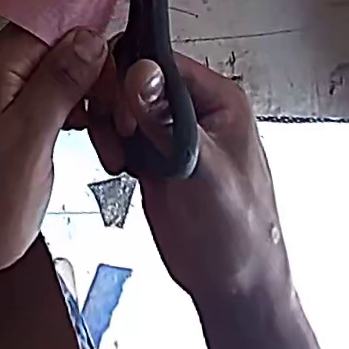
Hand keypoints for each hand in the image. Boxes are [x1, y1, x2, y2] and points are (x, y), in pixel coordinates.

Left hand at [0, 24, 107, 294]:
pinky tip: (86, 130)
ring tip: (106, 127)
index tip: (116, 70)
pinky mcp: (8, 114)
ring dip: (88, 93)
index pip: (56, 23)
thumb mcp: (30, 138)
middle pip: (60, 45)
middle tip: (115, 110)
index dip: (92, 42)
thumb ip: (60, 82)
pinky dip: (72, 109)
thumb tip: (90, 38)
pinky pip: (49, 94)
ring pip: (59, 70)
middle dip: (94, 72)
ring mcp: (1, 91)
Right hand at [87, 51, 289, 302]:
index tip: (119, 102)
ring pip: (123, 102)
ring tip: (116, 154)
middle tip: (118, 133)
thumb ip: (171, 122)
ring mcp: (170, 130)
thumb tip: (141, 73)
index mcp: (218, 99)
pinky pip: (118, 129)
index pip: (165, 61)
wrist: (232, 287)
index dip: (135, 75)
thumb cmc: (240, 233)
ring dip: (109, 123)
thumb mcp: (206, 172)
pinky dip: (108, 141)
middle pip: (138, 78)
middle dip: (117, 101)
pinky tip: (116, 163)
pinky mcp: (153, 153)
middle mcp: (193, 108)